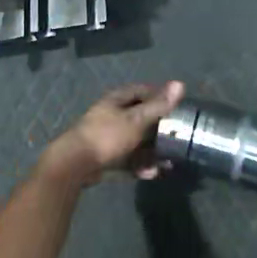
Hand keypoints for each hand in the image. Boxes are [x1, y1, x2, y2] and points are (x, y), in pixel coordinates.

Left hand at [40, 81, 185, 187]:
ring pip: (136, 141)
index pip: (142, 91)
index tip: (177, 105)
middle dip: (159, 129)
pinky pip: (128, 159)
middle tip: (176, 137)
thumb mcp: (137, 119)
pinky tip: (152, 173)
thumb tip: (180, 84)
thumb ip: (159, 105)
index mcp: (117, 100)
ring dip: (152, 151)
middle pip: (140, 118)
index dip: (160, 96)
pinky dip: (140, 165)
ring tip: (168, 161)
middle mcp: (112, 116)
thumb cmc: (108, 135)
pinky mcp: (105, 157)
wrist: (76, 164)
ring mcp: (108, 137)